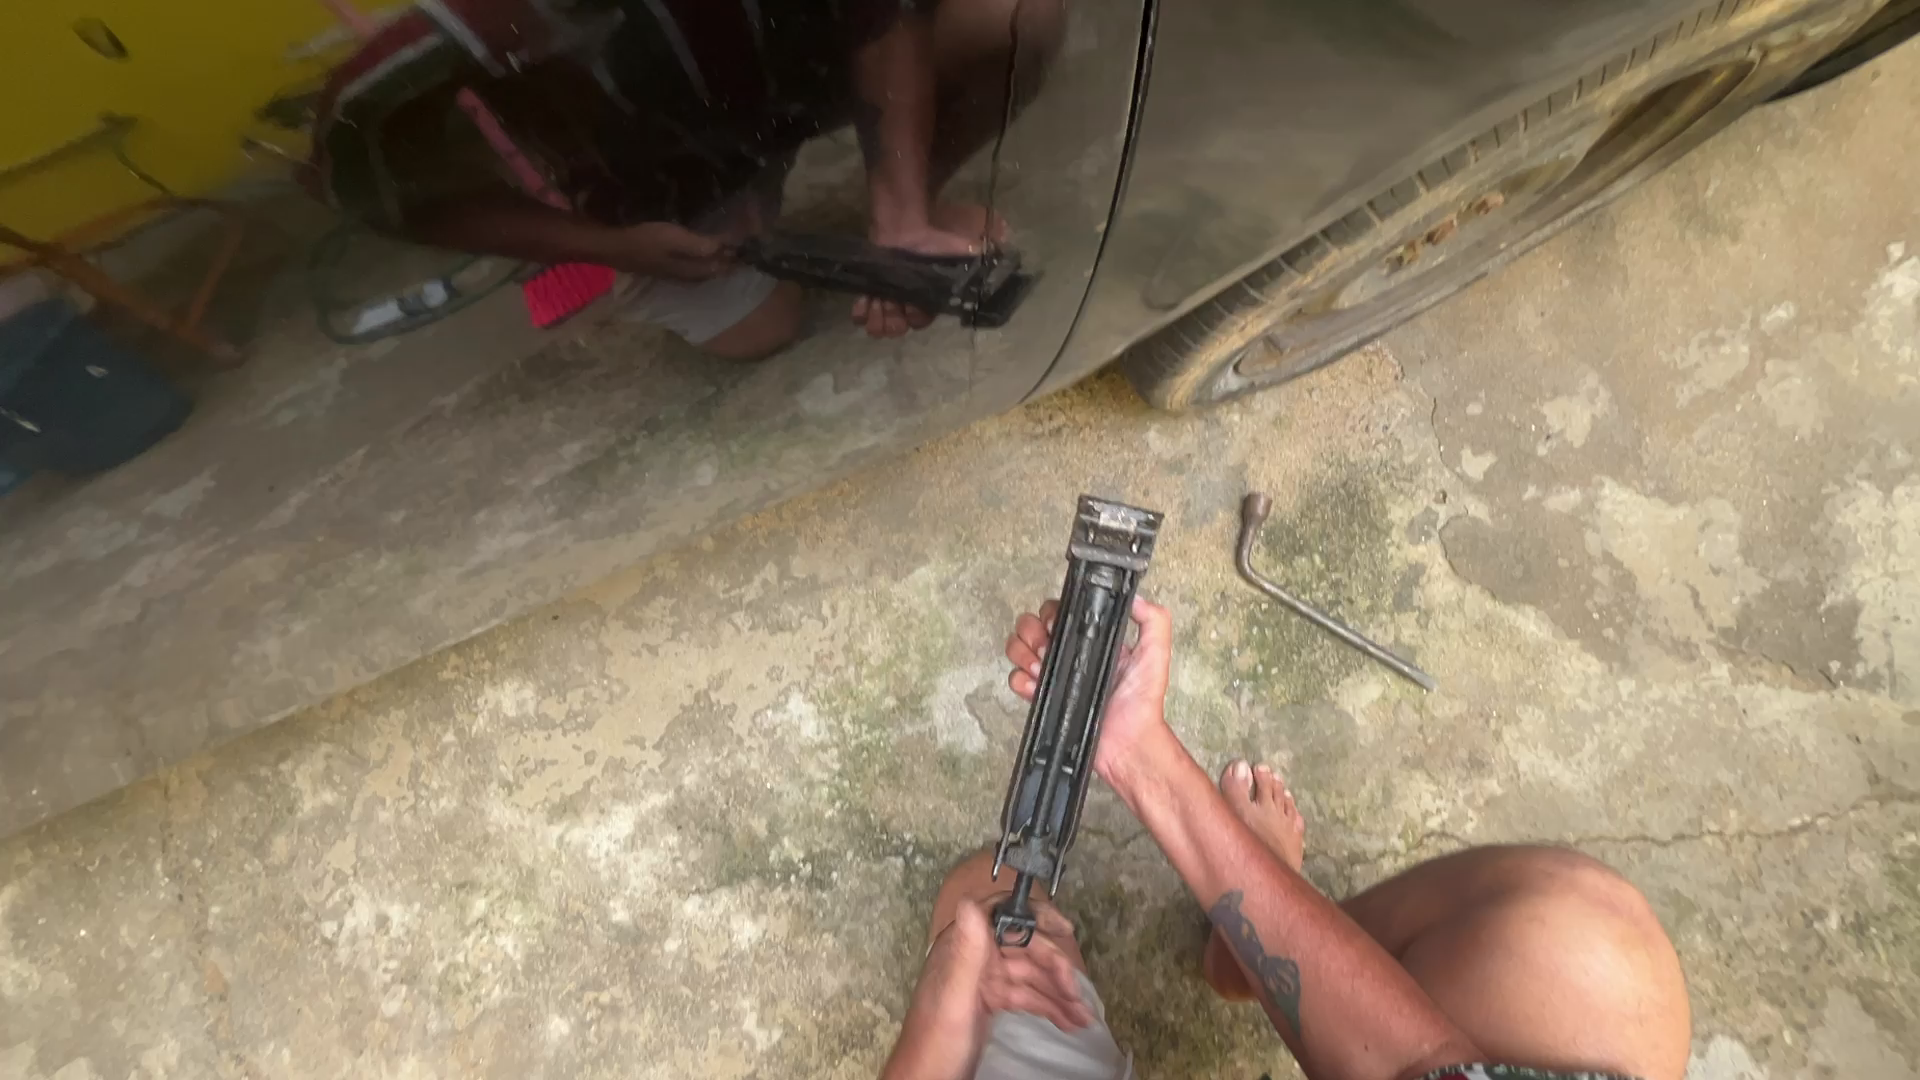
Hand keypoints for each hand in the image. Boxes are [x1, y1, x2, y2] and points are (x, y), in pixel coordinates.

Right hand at [608, 221, 730, 280]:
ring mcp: (678, 273)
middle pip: (716, 269)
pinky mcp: (668, 266)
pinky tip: (703, 247)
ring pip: (705, 267)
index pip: (723, 265)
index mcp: (694, 271)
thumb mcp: (673, 239)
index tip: (749, 242)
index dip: (736, 254)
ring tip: (728, 244)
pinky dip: (703, 255)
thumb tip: (728, 247)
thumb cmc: (644, 241)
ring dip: (717, 257)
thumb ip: (701, 245)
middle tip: (742, 242)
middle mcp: (690, 276)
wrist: (612, 247)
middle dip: (729, 258)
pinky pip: (694, 263)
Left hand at [852, 225, 979, 338]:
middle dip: (893, 320)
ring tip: (876, 303)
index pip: (921, 320)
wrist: (904, 224)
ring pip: (881, 325)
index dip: (914, 316)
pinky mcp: (872, 291)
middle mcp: (909, 306)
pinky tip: (862, 306)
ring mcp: (889, 300)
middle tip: (889, 304)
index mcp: (929, 301)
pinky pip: (864, 313)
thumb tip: (989, 255)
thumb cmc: (933, 239)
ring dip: (877, 318)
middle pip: (899, 327)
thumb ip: (974, 259)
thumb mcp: (961, 249)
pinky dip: (862, 312)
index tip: (909, 305)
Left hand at [880, 899, 1092, 1079]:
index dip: (1036, 916)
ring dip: (1058, 991)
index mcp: (963, 943)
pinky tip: (1069, 1021)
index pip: (1004, 914)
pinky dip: (1049, 1006)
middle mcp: (975, 953)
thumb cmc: (936, 1041)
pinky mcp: (991, 999)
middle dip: (1054, 966)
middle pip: (1024, 946)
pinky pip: (1026, 994)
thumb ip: (966, 950)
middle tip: (1077, 993)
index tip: (1064, 929)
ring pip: (1029, 972)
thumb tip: (970, 901)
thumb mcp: (955, 996)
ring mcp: (984, 976)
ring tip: (1082, 1015)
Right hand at [1006, 595, 1175, 786]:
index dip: (1052, 614)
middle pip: (1031, 626)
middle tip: (1046, 649)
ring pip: (1018, 648)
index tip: (1057, 626)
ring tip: (1039, 668)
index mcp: (1091, 641)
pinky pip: (1016, 680)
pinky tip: (1035, 686)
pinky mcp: (1044, 698)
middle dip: (1031, 633)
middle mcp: (1069, 654)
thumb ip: (1153, 622)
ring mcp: (1054, 676)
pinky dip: (1020, 680)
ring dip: (1022, 653)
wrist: (1127, 743)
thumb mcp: (1155, 655)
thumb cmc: (1142, 703)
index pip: (1059, 612)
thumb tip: (1134, 598)